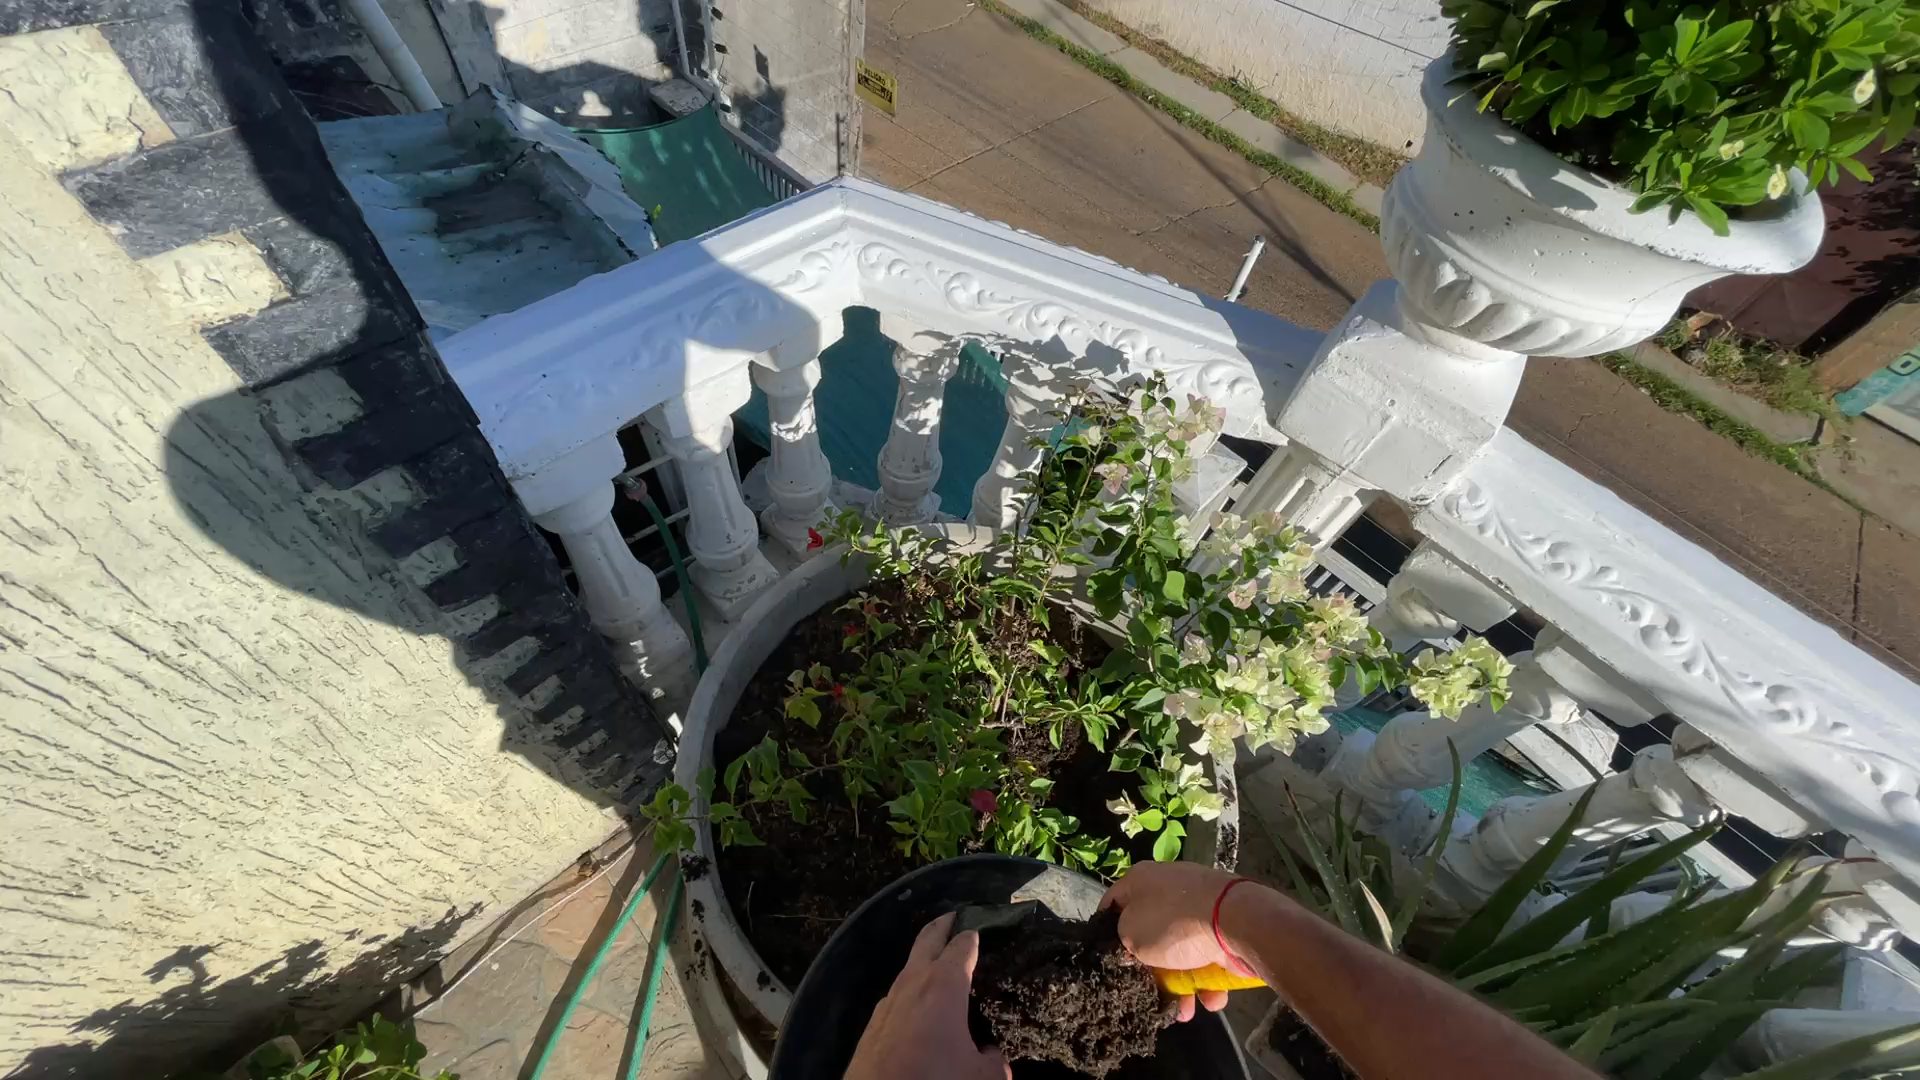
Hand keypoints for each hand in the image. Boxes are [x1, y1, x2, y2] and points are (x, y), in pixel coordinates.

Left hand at [845, 913, 1010, 1079]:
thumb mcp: (981, 1079)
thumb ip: (994, 1063)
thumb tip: (994, 1057)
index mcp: (944, 984)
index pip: (963, 946)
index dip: (974, 935)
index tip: (981, 928)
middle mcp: (914, 981)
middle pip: (929, 938)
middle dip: (943, 924)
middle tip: (955, 916)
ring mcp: (889, 1000)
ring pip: (910, 966)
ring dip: (925, 958)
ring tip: (940, 963)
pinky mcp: (873, 1023)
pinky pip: (898, 995)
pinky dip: (911, 989)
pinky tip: (918, 1007)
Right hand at [1102, 862, 1268, 1020]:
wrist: (1235, 921)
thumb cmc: (1173, 923)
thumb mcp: (1131, 933)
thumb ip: (1123, 940)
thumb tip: (1130, 946)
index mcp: (1139, 879)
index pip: (1113, 904)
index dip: (1107, 931)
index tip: (1109, 959)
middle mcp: (1166, 888)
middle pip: (1149, 932)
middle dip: (1151, 970)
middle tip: (1150, 993)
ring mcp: (1196, 905)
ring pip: (1179, 949)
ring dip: (1181, 983)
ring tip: (1185, 1011)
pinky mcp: (1222, 924)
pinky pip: (1206, 954)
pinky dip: (1207, 978)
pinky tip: (1211, 998)